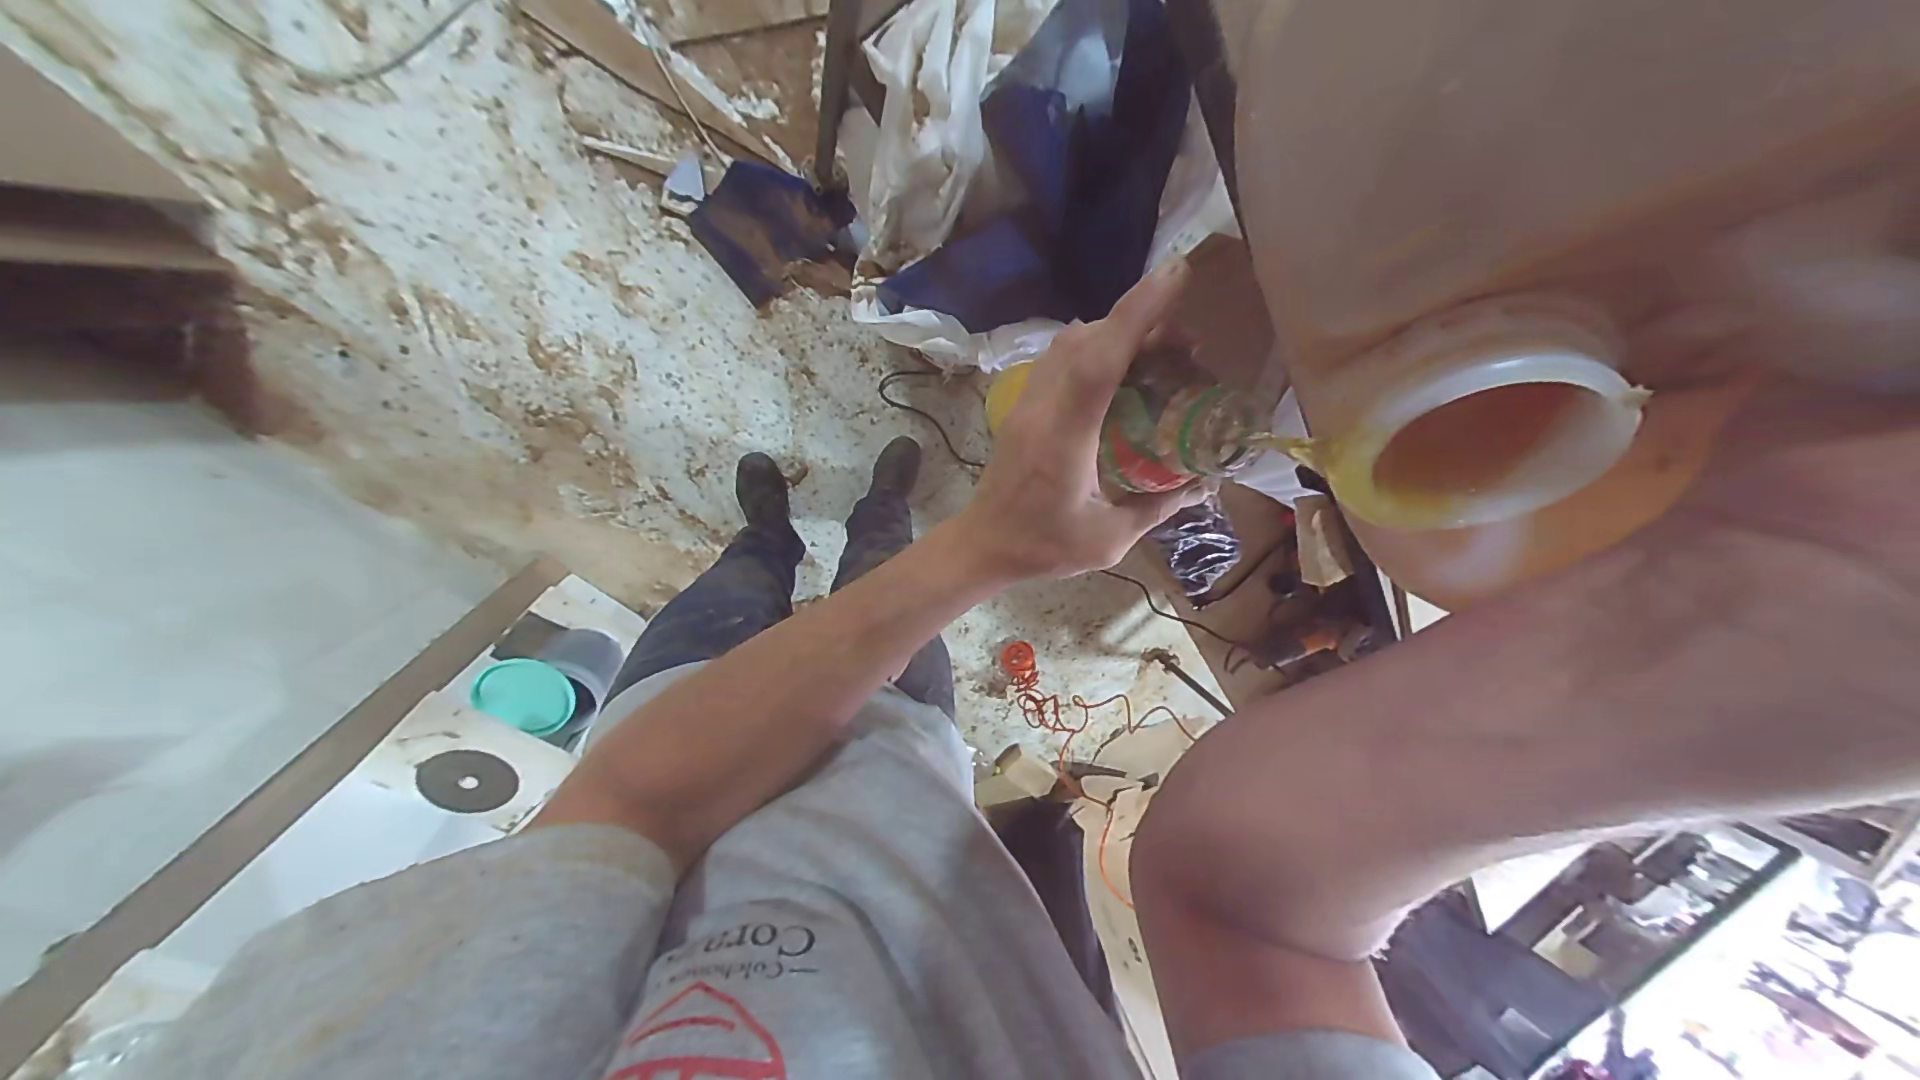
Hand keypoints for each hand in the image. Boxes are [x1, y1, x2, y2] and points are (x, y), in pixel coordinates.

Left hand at [953, 260, 1206, 580]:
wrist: (983, 545)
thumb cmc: (1043, 547)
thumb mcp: (1109, 538)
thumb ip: (1158, 507)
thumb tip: (1201, 484)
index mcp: (1065, 436)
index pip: (1100, 361)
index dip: (1138, 314)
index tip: (1175, 275)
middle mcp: (1042, 407)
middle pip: (1087, 341)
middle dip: (1137, 322)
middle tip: (1186, 339)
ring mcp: (1027, 404)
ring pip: (1068, 346)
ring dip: (1112, 334)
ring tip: (1157, 351)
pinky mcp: (1022, 409)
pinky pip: (1058, 362)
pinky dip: (1092, 351)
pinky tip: (1118, 372)